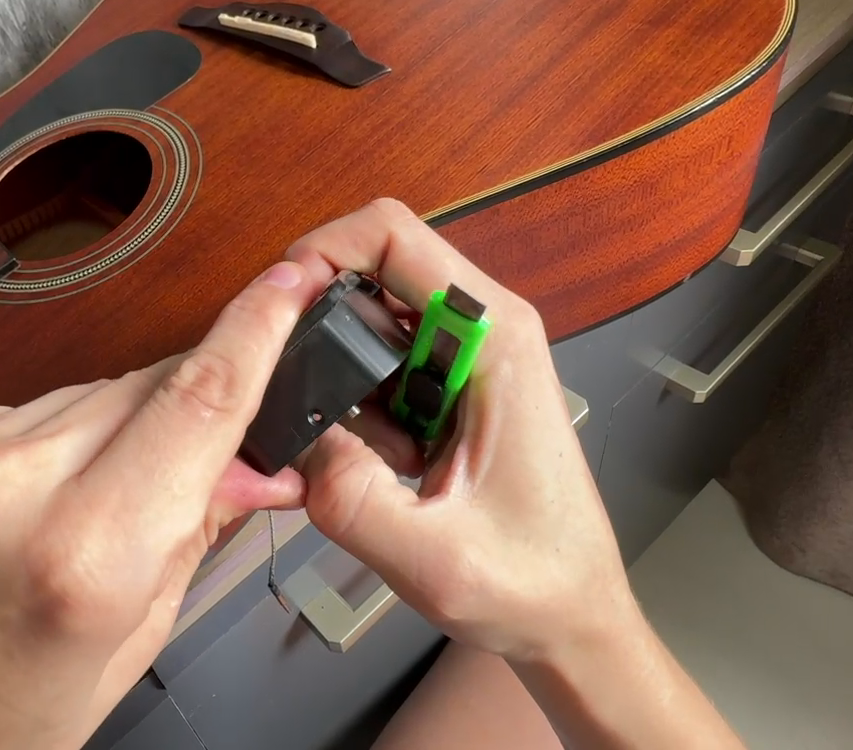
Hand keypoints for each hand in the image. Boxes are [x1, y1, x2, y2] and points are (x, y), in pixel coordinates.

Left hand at [0, 261, 317, 749]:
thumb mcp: (124, 650)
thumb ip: (193, 538)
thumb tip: (255, 467)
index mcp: (84, 554)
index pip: (195, 407)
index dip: (255, 332)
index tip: (292, 281)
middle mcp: (21, 478)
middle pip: (155, 385)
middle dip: (201, 404)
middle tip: (220, 464)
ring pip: (107, 390)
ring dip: (136, 425)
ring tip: (114, 506)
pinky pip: (56, 403)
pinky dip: (82, 432)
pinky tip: (61, 491)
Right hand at [288, 199, 633, 663]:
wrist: (573, 618)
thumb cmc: (529, 586)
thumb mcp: (430, 558)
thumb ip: (345, 491)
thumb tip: (288, 426)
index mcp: (492, 338)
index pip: (392, 235)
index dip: (323, 250)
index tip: (279, 305)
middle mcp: (479, 325)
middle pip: (371, 261)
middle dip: (314, 309)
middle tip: (288, 379)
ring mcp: (462, 349)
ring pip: (365, 308)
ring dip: (333, 359)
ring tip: (349, 439)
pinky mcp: (444, 376)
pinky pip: (373, 352)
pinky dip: (349, 389)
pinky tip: (373, 452)